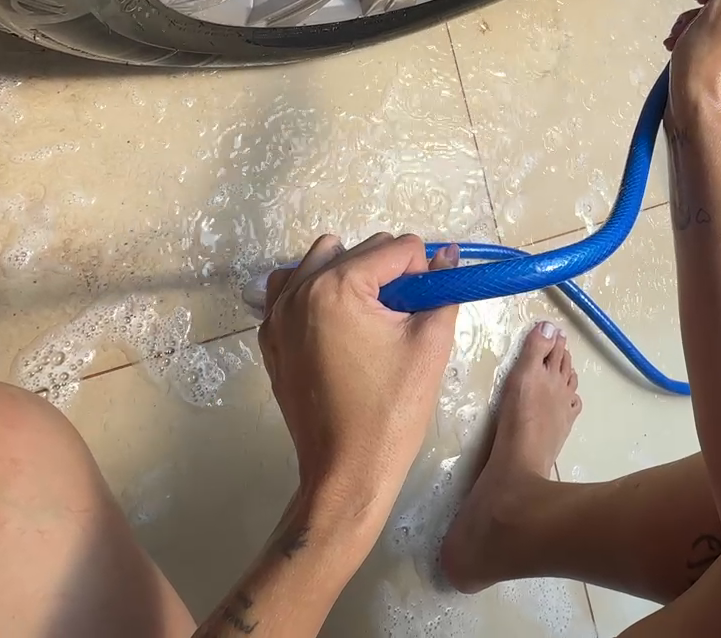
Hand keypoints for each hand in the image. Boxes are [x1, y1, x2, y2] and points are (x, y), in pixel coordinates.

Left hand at [260, 234, 458, 527]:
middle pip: (363, 249)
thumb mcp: (431, 343)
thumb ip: (443, 289)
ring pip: (324, 258)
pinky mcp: (270, 335)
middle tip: (403, 319)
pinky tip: (337, 322)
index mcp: (339, 287)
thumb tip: (449, 255)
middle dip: (391, 274)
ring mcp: (277, 313)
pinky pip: (292, 287)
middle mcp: (301, 289)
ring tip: (370, 315)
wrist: (346, 472)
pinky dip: (316, 290)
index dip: (423, 275)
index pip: (399, 247)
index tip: (423, 311)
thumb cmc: (393, 408)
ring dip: (353, 273)